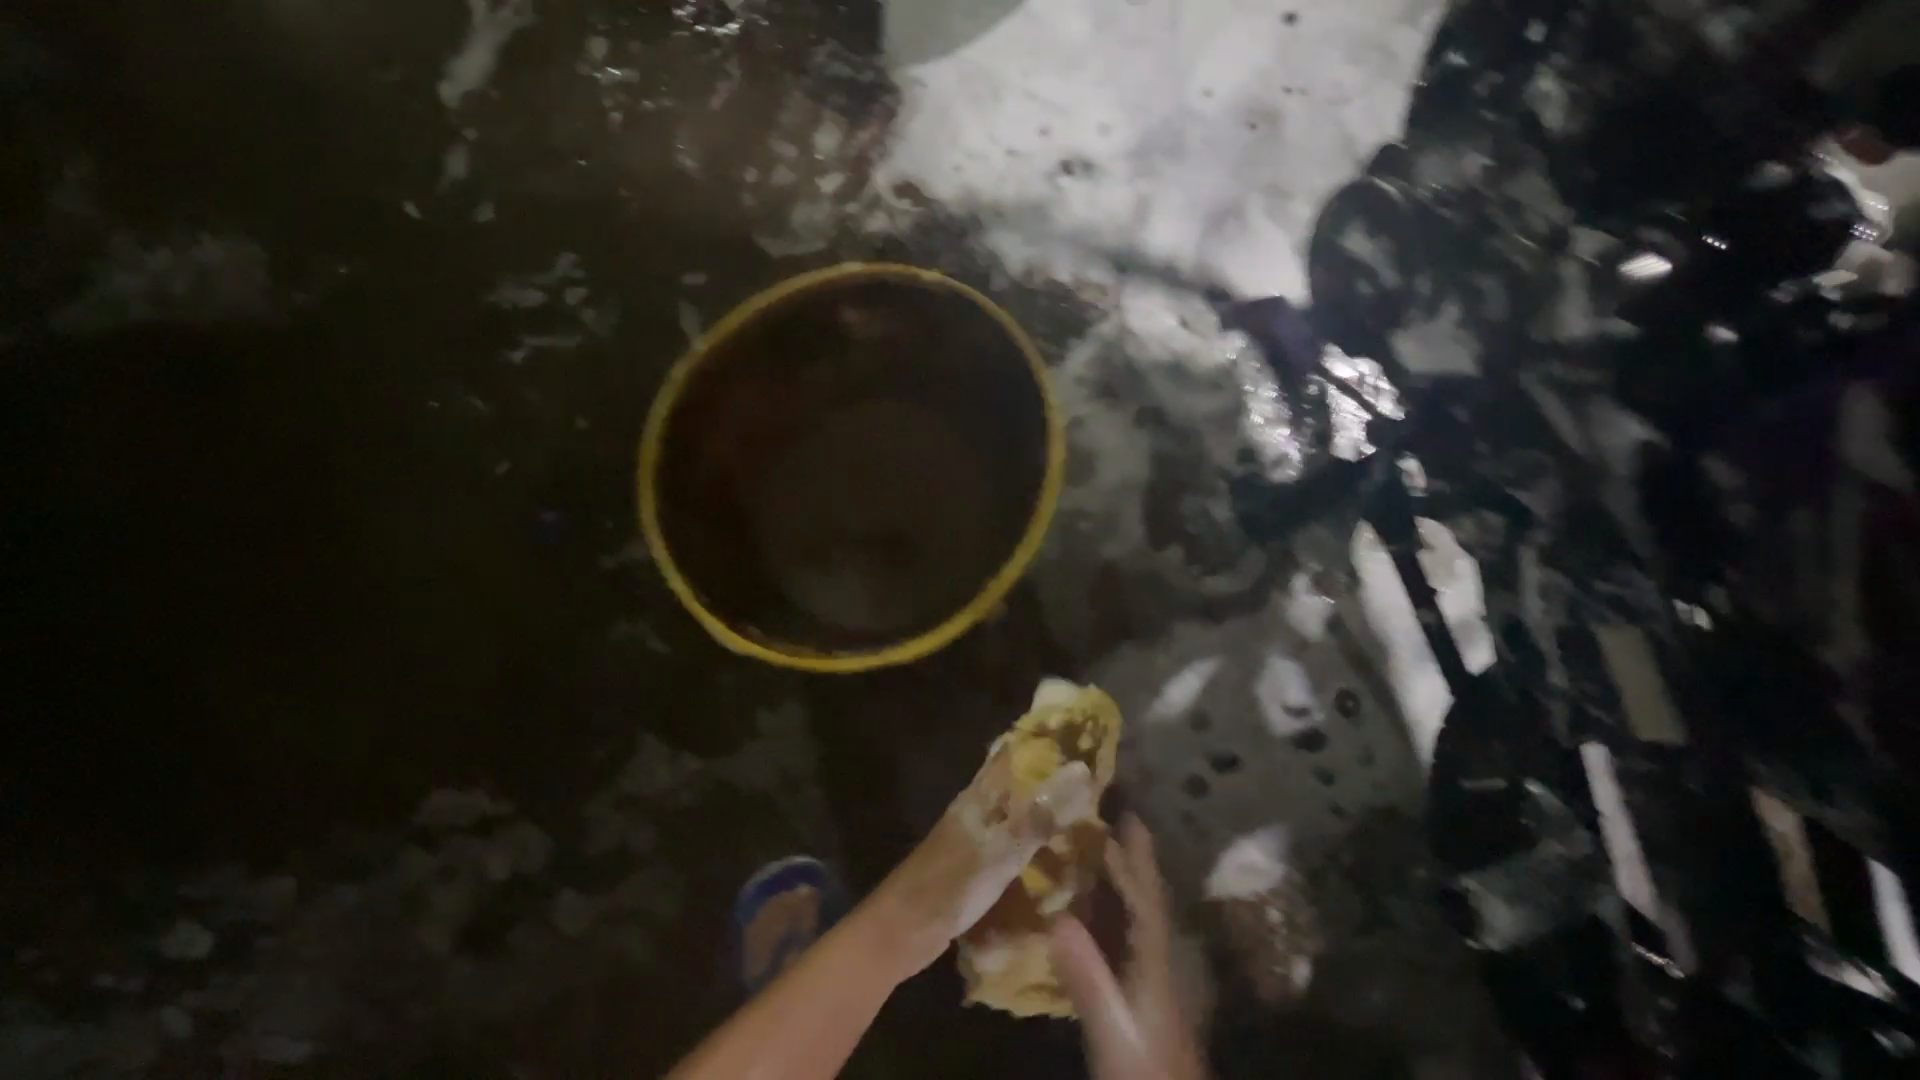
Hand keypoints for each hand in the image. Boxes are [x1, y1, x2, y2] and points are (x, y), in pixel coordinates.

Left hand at [875, 742, 1094, 974]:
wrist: (902, 931)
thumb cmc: (950, 885)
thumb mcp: (1001, 851)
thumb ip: (1040, 815)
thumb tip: (1081, 769)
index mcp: (979, 797)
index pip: (1011, 754)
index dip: (1042, 741)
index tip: (1081, 736)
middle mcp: (977, 810)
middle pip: (1015, 783)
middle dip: (1049, 778)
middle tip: (1095, 781)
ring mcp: (974, 839)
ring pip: (1014, 813)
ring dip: (1043, 812)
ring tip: (1087, 818)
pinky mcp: (975, 867)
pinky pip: (1012, 845)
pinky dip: (1034, 845)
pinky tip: (1056, 859)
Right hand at [1051, 817, 1208, 1079]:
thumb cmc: (1142, 1067)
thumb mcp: (1111, 1027)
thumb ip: (1088, 977)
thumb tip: (1058, 918)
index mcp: (1155, 957)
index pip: (1146, 895)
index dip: (1135, 856)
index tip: (1123, 815)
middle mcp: (1157, 956)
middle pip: (1145, 896)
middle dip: (1132, 857)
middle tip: (1111, 816)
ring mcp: (1152, 974)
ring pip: (1137, 914)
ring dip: (1121, 879)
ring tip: (1099, 847)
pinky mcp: (1141, 991)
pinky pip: (1125, 935)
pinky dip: (1111, 911)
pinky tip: (1093, 908)